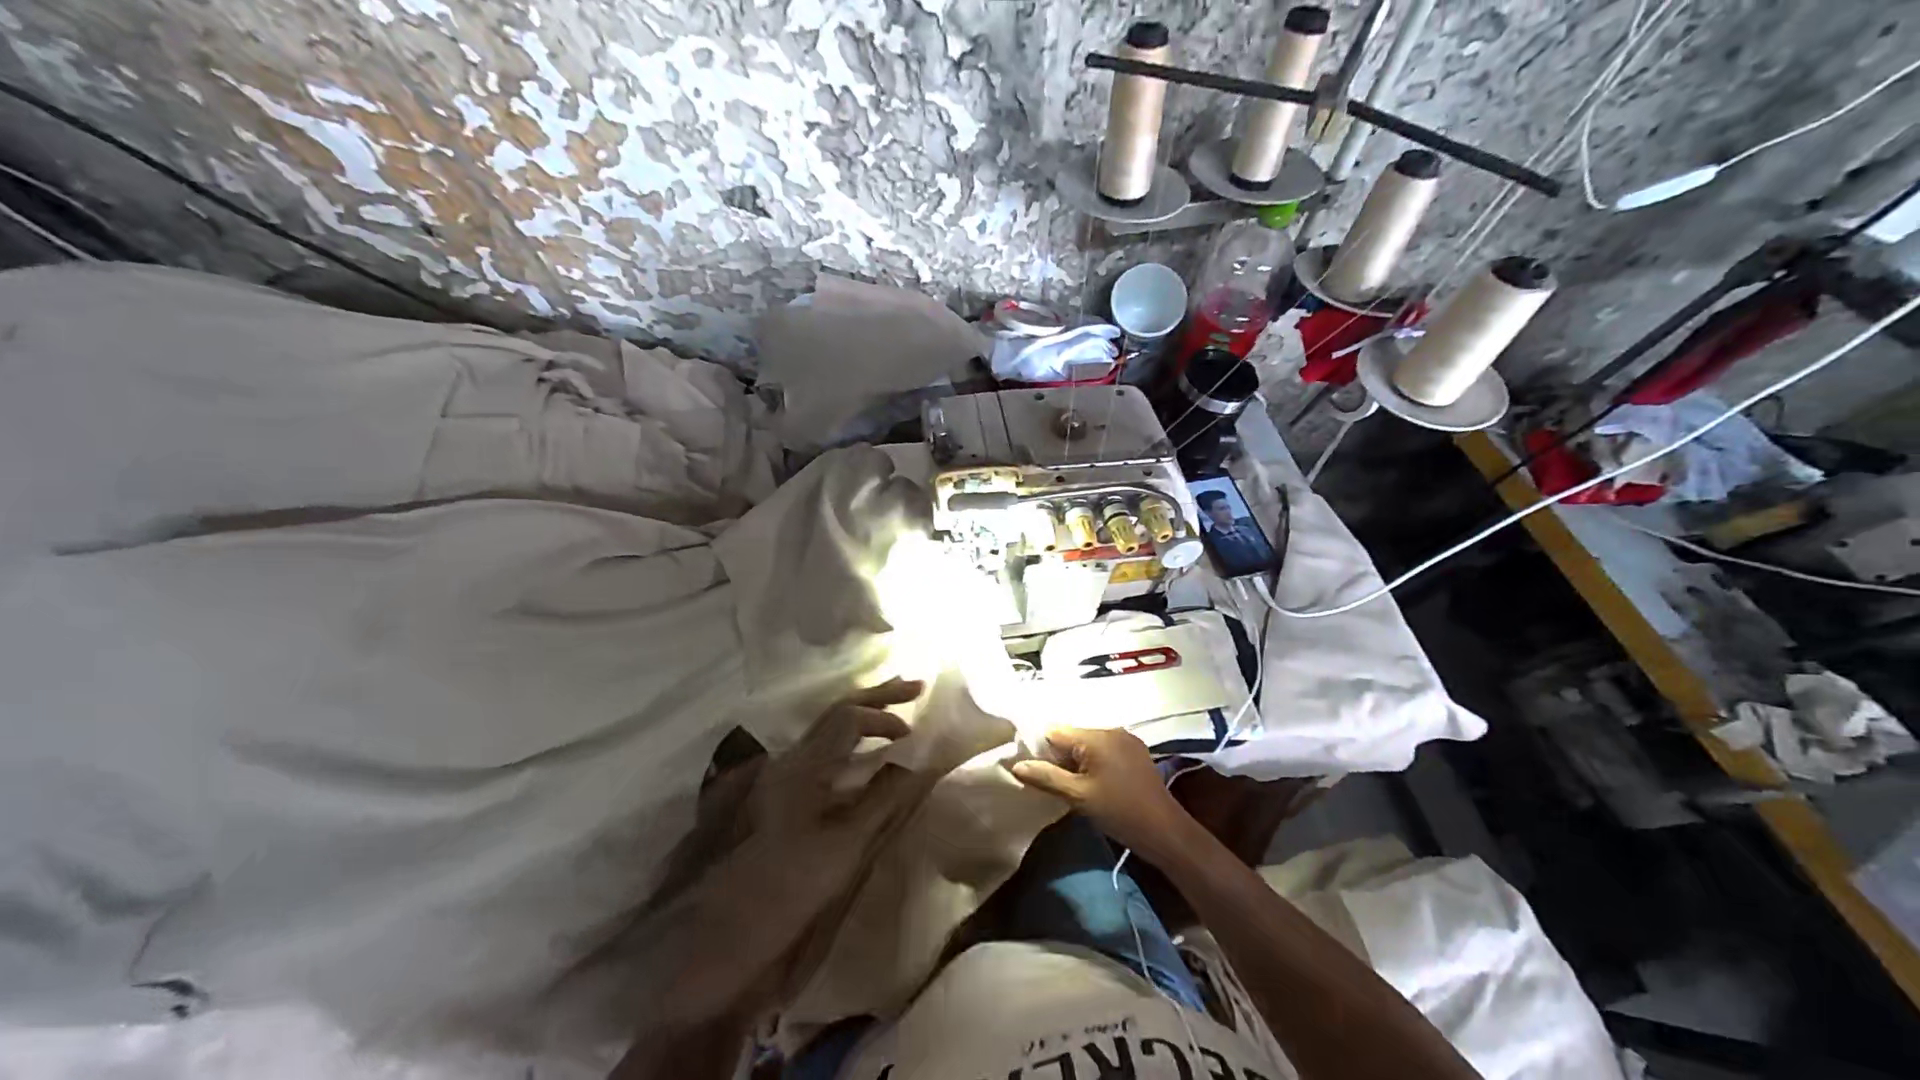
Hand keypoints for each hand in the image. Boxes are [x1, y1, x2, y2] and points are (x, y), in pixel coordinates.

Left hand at [654, 679, 933, 1024]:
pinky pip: (816, 752)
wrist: (718, 936)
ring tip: (888, 709)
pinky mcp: (772, 798)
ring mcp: (774, 778)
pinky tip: (857, 755)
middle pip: (833, 714)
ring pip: (822, 730)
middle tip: (913, 685)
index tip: (914, 733)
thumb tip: (915, 763)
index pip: (848, 720)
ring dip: (858, 715)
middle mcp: (785, 761)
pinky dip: (844, 742)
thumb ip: (881, 800)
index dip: (884, 717)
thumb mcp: (843, 848)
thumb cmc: (785, 887)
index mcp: (802, 767)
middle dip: (874, 698)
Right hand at [1009, 727, 1193, 861]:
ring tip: (1074, 787)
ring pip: (1088, 744)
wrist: (1165, 831)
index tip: (1037, 772)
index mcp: (1096, 736)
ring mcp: (1126, 740)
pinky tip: (1095, 784)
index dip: (1042, 751)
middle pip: (1072, 736)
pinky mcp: (1136, 753)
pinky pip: (1105, 750)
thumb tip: (1017, 765)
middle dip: (1060, 757)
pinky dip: (1095, 763)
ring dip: (1078, 762)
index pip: (1055, 732)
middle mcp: (1111, 730)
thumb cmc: (1119, 811)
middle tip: (1054, 783)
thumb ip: (1046, 777)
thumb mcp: (1078, 796)